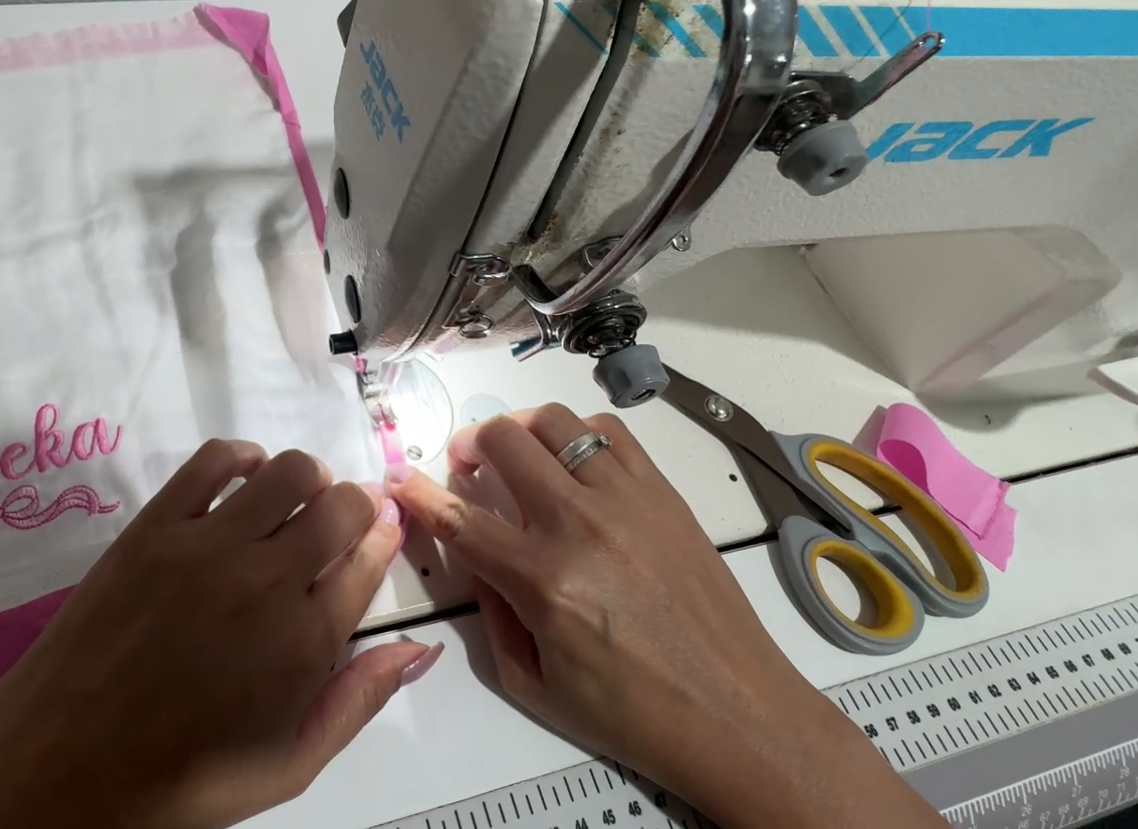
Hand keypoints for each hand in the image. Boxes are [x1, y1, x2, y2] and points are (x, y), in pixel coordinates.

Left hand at [0, 440, 436, 828]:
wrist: (60, 764)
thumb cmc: (180, 776)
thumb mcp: (286, 765)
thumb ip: (358, 701)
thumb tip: (420, 648)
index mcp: (305, 644)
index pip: (372, 559)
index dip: (382, 539)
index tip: (378, 536)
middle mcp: (267, 581)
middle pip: (342, 504)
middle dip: (354, 507)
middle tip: (334, 526)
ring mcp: (208, 545)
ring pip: (289, 470)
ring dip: (306, 480)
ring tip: (288, 505)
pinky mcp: (156, 524)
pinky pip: (216, 458)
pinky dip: (242, 457)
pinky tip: (242, 480)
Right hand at [387, 405, 943, 828]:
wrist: (738, 714)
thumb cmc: (631, 714)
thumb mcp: (533, 684)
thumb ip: (490, 611)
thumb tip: (474, 553)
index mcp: (543, 581)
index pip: (460, 519)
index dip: (420, 493)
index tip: (399, 479)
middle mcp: (581, 525)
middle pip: (503, 442)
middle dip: (467, 445)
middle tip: (466, 467)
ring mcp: (628, 500)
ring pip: (555, 422)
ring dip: (520, 428)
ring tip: (516, 453)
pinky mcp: (663, 493)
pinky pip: (610, 433)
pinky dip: (577, 434)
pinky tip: (573, 461)